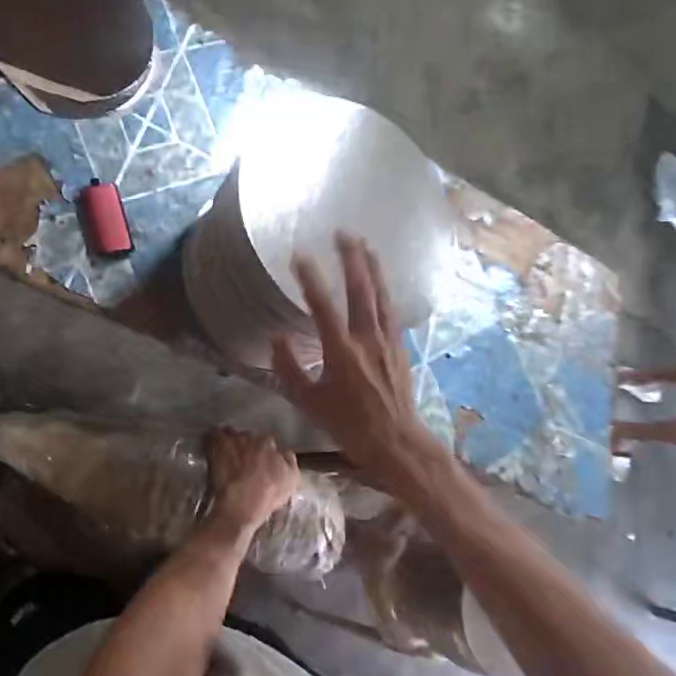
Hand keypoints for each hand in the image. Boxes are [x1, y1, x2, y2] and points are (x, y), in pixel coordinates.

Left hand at [207, 427, 299, 531]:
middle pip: (254, 439)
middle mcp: (257, 438)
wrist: (240, 505)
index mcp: (274, 446)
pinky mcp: (221, 444)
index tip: (264, 463)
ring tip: (232, 456)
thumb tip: (284, 452)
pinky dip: (219, 437)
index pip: (272, 444)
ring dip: (236, 443)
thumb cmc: (267, 496)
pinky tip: (218, 445)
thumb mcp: (291, 481)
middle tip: (248, 463)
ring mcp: (238, 439)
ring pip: (237, 435)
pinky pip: (219, 433)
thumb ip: (289, 461)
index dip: (268, 454)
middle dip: (251, 448)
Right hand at [272, 233, 443, 492]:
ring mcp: (387, 341)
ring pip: (381, 296)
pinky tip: (381, 281)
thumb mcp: (309, 403)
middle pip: (360, 290)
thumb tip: (276, 338)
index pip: (323, 306)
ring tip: (365, 244)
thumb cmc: (348, 425)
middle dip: (351, 259)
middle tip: (342, 233)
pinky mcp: (400, 347)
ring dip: (373, 268)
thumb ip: (289, 369)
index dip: (310, 278)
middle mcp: (367, 339)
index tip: (299, 255)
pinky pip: (391, 311)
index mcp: (341, 352)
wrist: (396, 442)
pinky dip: (384, 291)